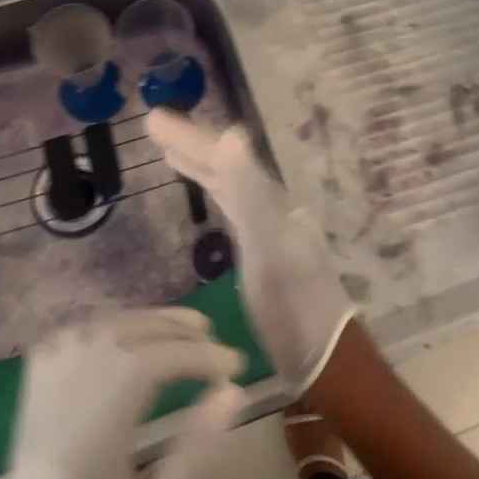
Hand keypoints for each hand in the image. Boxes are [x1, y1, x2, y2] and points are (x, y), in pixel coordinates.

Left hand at [0, 309, 246, 478]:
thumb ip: (196, 452)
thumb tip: (232, 391)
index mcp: (88, 437)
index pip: (144, 364)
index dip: (194, 355)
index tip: (236, 364)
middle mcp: (55, 409)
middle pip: (111, 337)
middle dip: (166, 327)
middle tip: (211, 334)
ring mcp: (34, 409)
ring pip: (81, 334)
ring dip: (130, 322)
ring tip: (172, 328)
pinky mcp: (25, 417)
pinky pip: (51, 350)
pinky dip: (88, 332)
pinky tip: (112, 340)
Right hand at [146, 110, 356, 391]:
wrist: (326, 360)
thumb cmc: (294, 309)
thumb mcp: (269, 249)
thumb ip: (250, 194)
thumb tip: (233, 135)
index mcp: (270, 204)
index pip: (225, 158)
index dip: (191, 137)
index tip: (152, 118)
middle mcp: (272, 210)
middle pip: (228, 168)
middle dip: (192, 145)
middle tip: (154, 126)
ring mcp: (271, 233)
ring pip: (231, 188)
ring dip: (201, 167)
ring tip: (170, 153)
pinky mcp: (266, 257)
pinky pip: (234, 212)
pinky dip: (215, 196)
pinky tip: (211, 202)